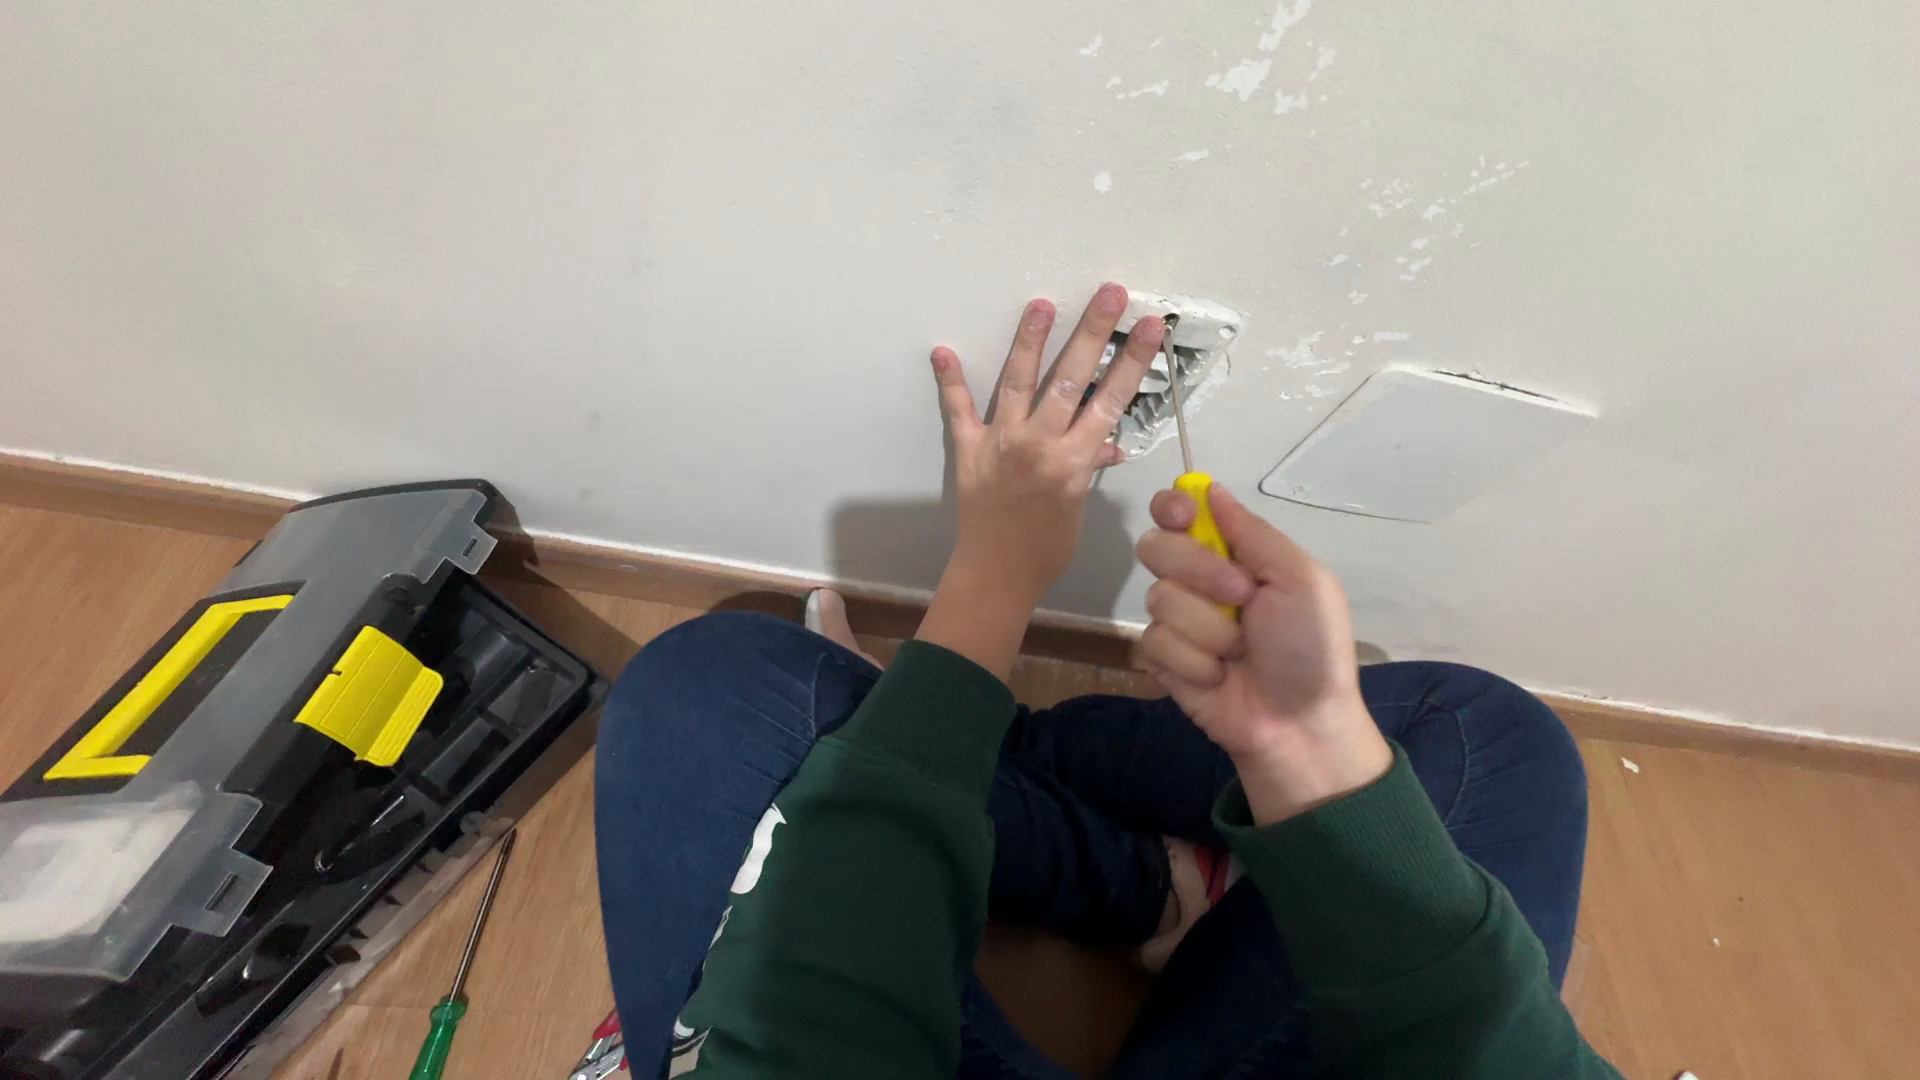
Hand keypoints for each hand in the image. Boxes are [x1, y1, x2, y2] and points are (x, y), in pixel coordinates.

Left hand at [916, 283, 1165, 678]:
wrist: (998, 572)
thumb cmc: (1047, 546)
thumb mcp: (1079, 506)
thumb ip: (1090, 465)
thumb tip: (1108, 442)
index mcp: (1074, 460)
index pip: (1111, 400)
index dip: (1132, 360)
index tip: (1149, 326)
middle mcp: (1040, 443)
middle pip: (1071, 379)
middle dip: (1093, 333)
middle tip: (1110, 293)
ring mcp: (1002, 443)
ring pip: (1018, 382)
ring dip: (1030, 341)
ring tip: (1041, 303)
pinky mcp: (969, 450)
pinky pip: (959, 411)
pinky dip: (950, 382)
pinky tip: (942, 351)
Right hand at [1134, 484, 1392, 822]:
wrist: (1297, 724)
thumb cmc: (1310, 649)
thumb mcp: (1302, 581)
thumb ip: (1254, 533)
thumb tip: (1211, 489)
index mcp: (1231, 553)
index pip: (1179, 511)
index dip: (1172, 506)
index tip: (1182, 517)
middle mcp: (1195, 579)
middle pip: (1156, 546)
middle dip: (1199, 572)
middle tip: (1241, 597)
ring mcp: (1175, 619)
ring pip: (1159, 598)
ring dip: (1208, 629)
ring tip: (1239, 652)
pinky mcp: (1159, 657)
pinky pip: (1155, 642)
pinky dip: (1193, 661)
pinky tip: (1217, 677)